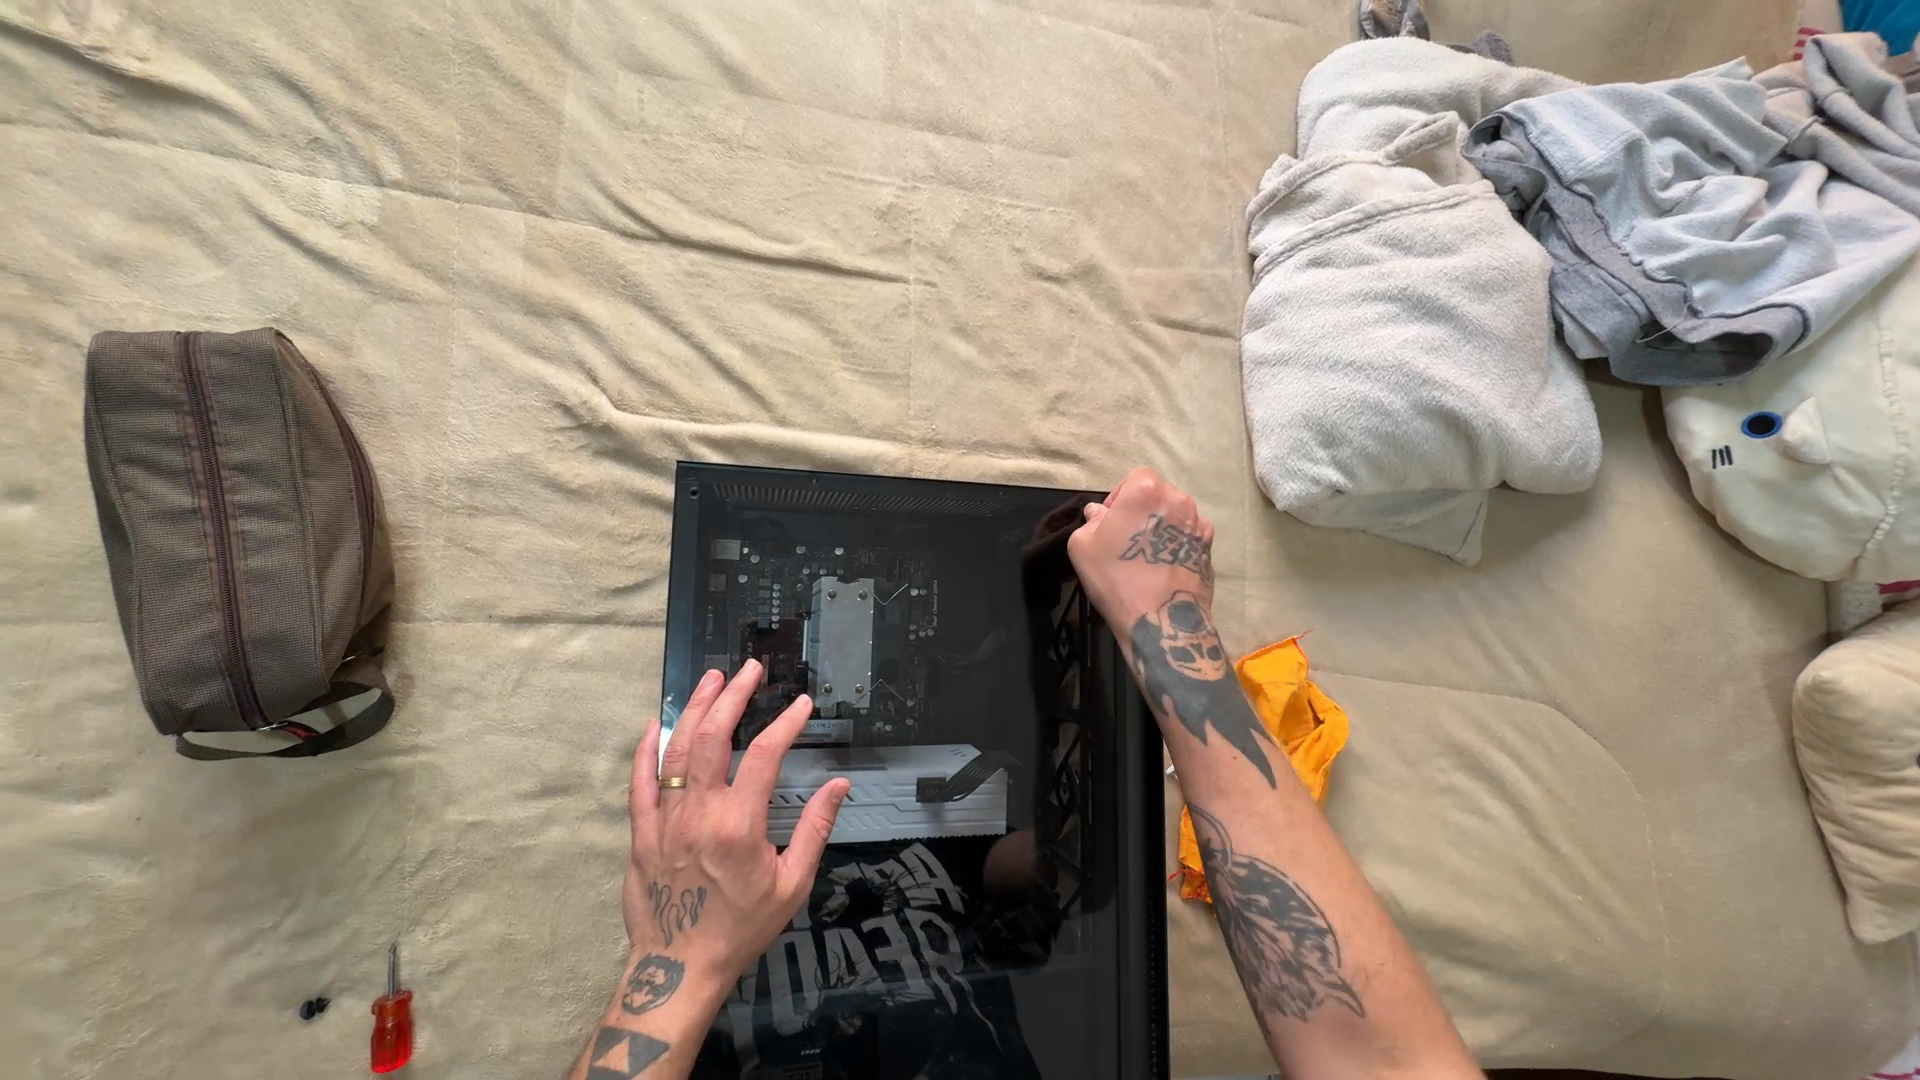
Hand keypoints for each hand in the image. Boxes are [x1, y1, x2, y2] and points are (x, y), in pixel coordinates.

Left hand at [621, 661, 849, 987]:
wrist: (679, 970)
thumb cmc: (741, 928)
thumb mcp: (792, 885)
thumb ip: (814, 830)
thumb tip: (838, 786)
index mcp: (739, 827)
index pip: (763, 755)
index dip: (785, 722)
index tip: (800, 704)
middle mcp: (699, 815)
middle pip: (713, 738)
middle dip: (733, 696)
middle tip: (749, 670)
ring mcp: (664, 821)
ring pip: (677, 751)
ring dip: (696, 709)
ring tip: (712, 679)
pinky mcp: (640, 833)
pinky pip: (639, 783)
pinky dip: (646, 749)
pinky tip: (656, 722)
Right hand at [1066, 466, 1215, 629]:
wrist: (1162, 619)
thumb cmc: (1116, 577)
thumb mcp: (1082, 546)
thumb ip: (1090, 520)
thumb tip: (1100, 514)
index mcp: (1147, 491)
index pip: (1136, 478)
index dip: (1121, 496)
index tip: (1111, 522)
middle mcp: (1179, 499)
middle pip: (1158, 495)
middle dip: (1143, 510)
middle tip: (1127, 540)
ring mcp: (1199, 524)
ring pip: (1175, 516)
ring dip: (1161, 527)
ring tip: (1148, 556)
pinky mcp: (1210, 548)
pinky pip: (1188, 537)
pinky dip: (1176, 545)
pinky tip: (1164, 568)